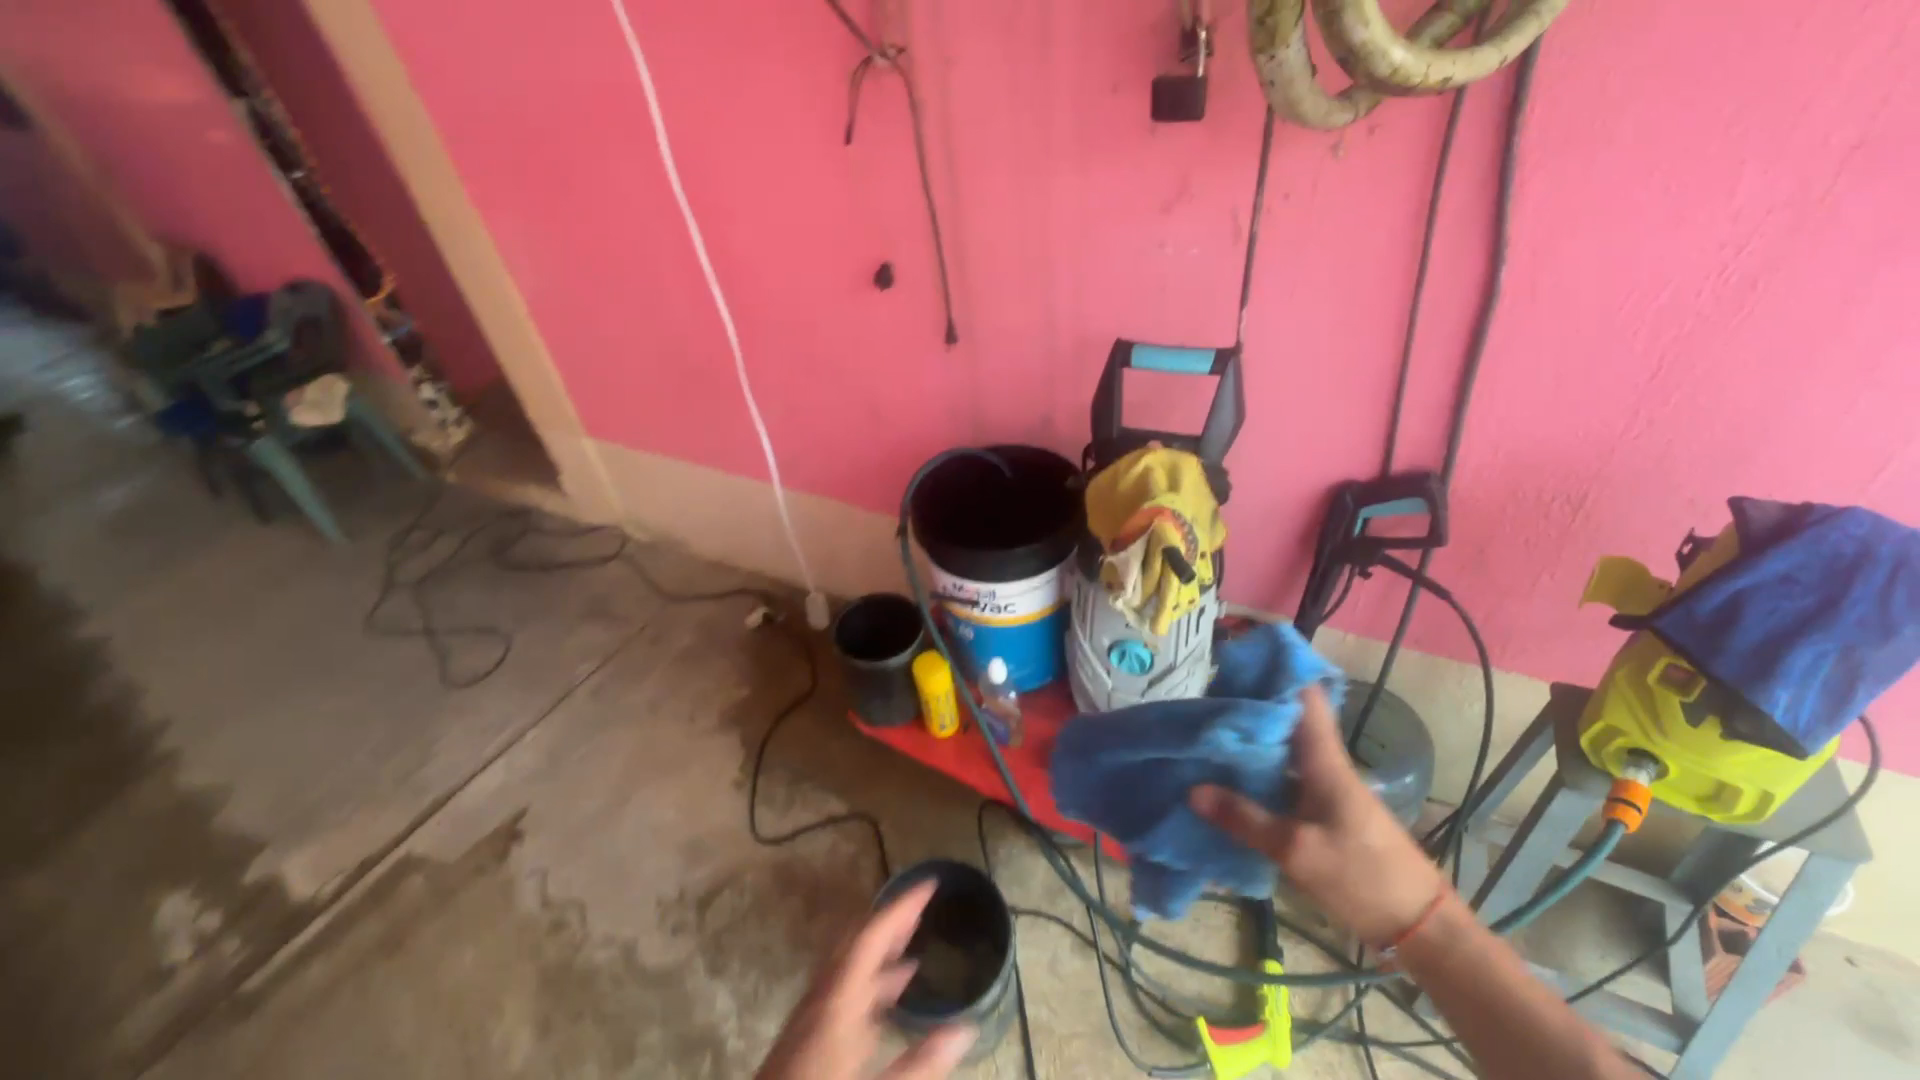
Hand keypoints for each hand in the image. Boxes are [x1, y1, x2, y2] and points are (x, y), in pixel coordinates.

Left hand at [756, 880, 975, 1079]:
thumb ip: (921, 1061)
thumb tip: (965, 1029)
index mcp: (839, 1001)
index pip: (871, 936)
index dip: (901, 906)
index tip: (928, 884)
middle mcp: (823, 995)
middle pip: (857, 939)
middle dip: (891, 917)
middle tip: (924, 903)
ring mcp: (813, 1010)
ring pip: (850, 959)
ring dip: (882, 943)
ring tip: (915, 934)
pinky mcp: (809, 1027)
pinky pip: (844, 982)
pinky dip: (872, 972)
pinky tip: (893, 988)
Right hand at [1189, 685, 1443, 947]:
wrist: (1419, 926)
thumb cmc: (1363, 877)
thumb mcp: (1298, 851)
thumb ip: (1245, 819)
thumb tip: (1193, 790)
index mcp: (1324, 760)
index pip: (1304, 696)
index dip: (1273, 672)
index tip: (1232, 662)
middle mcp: (1322, 766)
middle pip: (1283, 723)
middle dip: (1245, 710)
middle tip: (1196, 706)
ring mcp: (1322, 792)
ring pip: (1278, 754)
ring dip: (1245, 747)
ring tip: (1199, 741)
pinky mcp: (1320, 817)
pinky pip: (1279, 784)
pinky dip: (1252, 780)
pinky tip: (1222, 789)